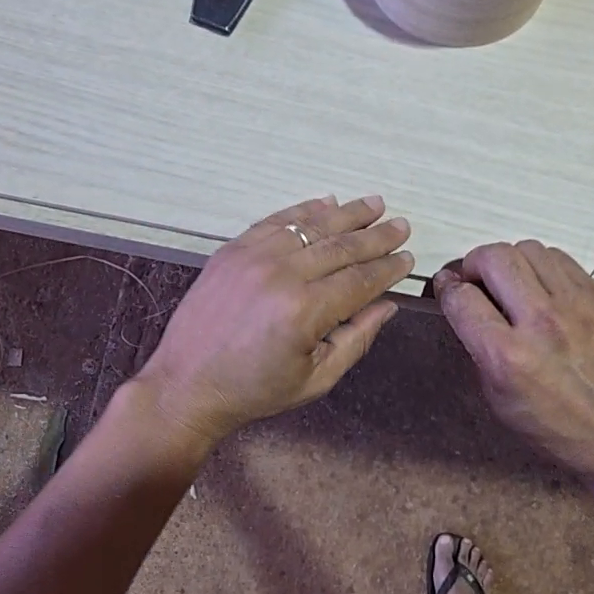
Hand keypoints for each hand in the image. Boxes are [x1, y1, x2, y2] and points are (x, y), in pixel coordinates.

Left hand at [136, 196, 414, 447]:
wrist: (186, 385)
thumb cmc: (254, 391)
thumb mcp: (315, 379)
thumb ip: (356, 339)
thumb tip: (387, 305)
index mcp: (304, 311)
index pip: (360, 279)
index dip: (388, 268)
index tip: (408, 257)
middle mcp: (281, 275)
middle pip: (341, 246)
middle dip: (376, 235)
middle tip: (401, 225)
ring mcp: (253, 257)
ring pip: (310, 226)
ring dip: (346, 213)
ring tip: (374, 204)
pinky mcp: (232, 251)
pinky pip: (275, 221)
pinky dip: (302, 210)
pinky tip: (325, 203)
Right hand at [435, 241, 593, 482]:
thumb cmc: (556, 426)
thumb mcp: (496, 396)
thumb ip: (477, 345)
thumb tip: (462, 302)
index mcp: (508, 356)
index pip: (462, 298)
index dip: (447, 289)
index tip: (447, 287)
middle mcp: (542, 324)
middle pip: (494, 258)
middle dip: (474, 265)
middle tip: (476, 281)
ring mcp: (576, 305)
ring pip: (528, 248)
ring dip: (510, 262)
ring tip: (510, 283)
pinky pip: (560, 259)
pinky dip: (541, 267)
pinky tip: (540, 288)